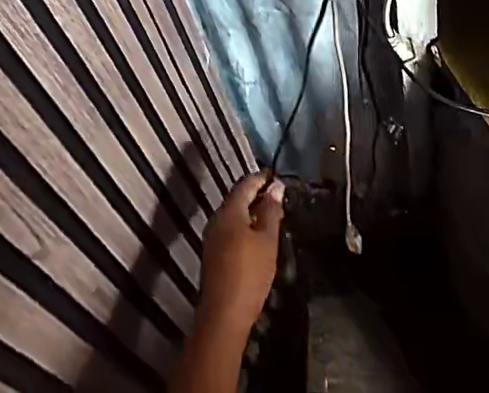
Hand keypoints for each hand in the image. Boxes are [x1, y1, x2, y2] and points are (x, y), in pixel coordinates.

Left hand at [196, 173, 284, 337]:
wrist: (223, 313)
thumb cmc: (249, 273)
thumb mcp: (267, 241)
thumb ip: (271, 212)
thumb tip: (276, 186)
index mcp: (229, 212)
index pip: (244, 185)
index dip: (260, 178)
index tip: (274, 175)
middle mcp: (216, 219)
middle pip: (236, 199)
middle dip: (254, 194)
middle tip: (274, 193)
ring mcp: (212, 237)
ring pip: (232, 215)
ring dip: (249, 211)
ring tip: (269, 212)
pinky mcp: (213, 253)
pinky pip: (229, 229)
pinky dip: (243, 225)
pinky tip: (255, 235)